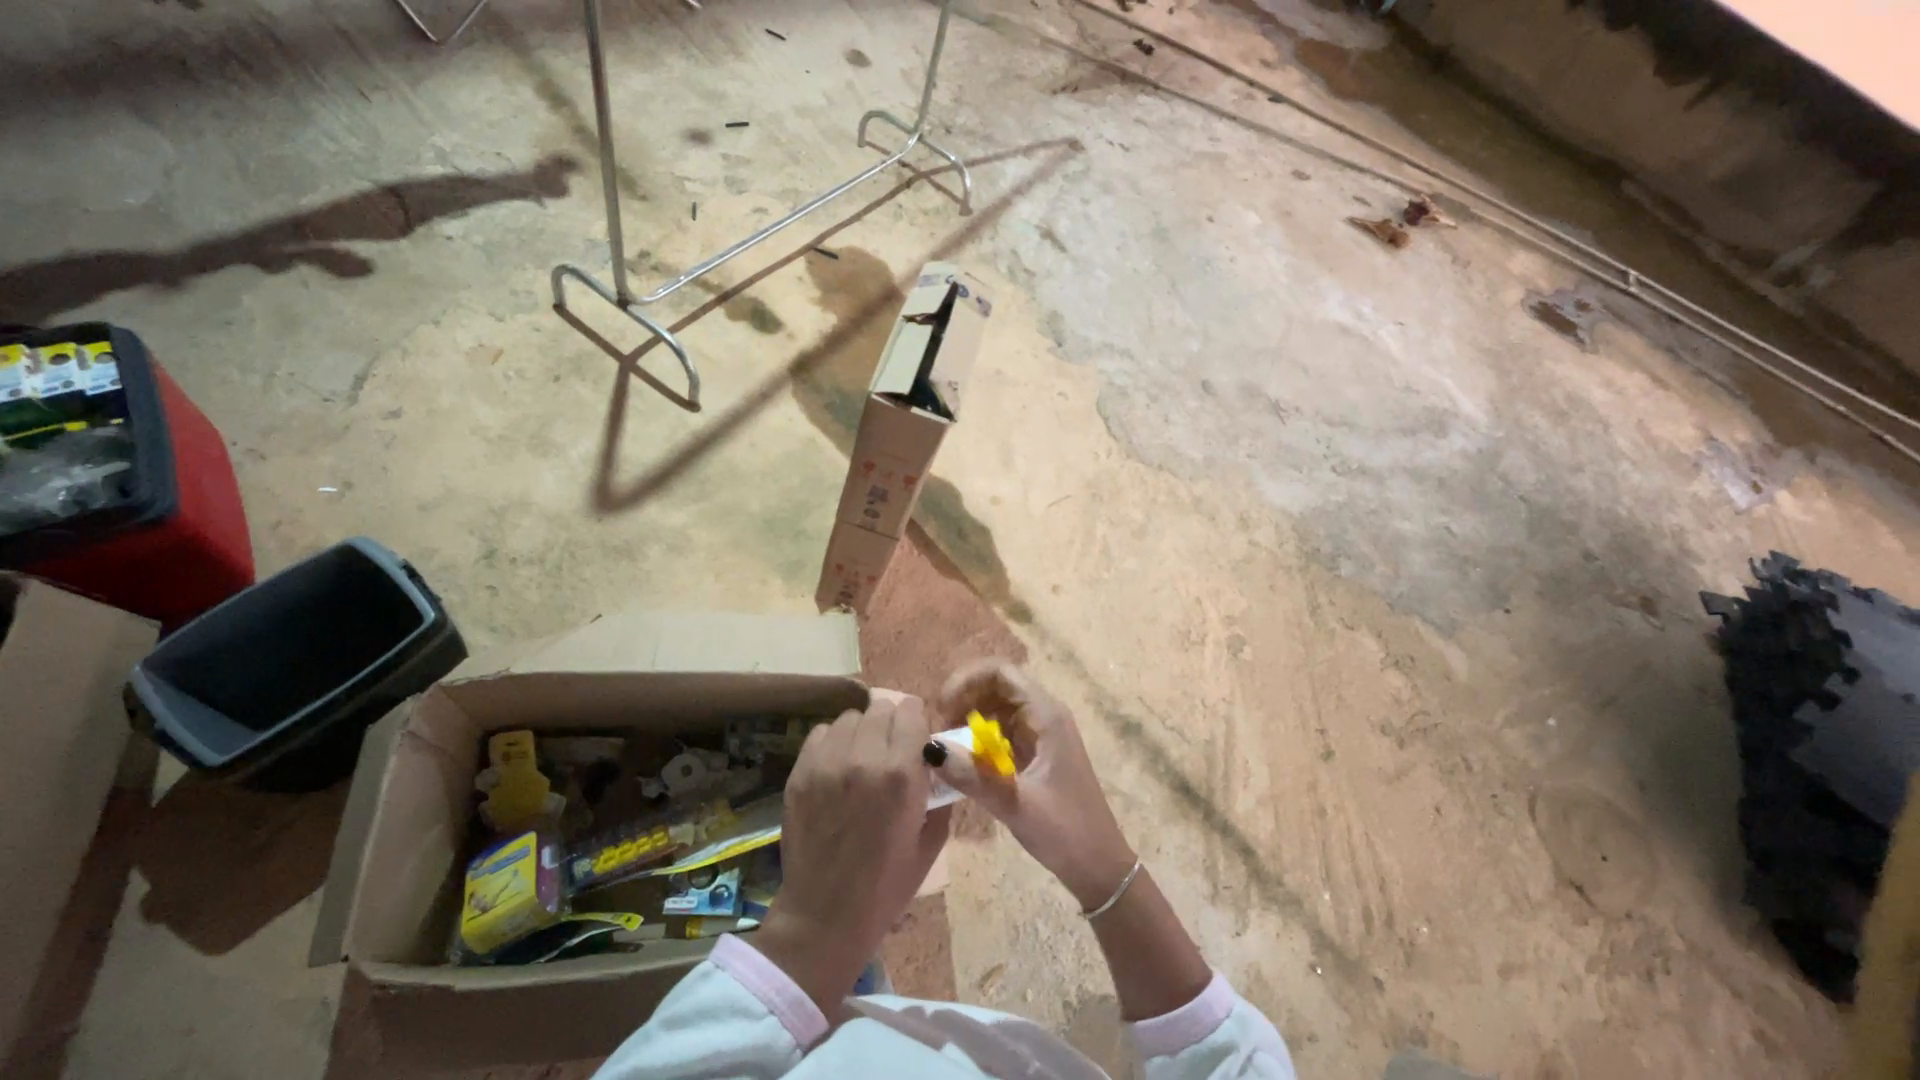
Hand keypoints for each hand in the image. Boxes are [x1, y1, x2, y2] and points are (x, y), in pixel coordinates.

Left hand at [756, 697, 950, 1010]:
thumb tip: (936, 762)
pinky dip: (835, 742)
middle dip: (892, 724)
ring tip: (863, 758)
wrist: (826, 914)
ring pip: (850, 717)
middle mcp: (864, 759)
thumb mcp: (931, 841)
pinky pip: (822, 733)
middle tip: (892, 751)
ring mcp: (826, 764)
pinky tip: (838, 767)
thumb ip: (939, 793)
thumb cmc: (887, 885)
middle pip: (881, 708)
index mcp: (902, 775)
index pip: (912, 711)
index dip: (918, 723)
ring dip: (863, 731)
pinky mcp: (799, 773)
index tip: (917, 740)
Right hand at [936, 661, 1136, 910]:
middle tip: (938, 728)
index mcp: (1046, 716)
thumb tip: (929, 750)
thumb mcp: (1014, 804)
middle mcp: (1044, 716)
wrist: (1098, 865)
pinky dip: (978, 739)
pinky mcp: (1035, 755)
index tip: (940, 707)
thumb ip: (972, 776)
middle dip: (963, 699)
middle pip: (996, 686)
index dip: (965, 680)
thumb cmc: (1065, 831)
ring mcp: (1041, 735)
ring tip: (944, 745)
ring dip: (968, 719)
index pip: (1000, 672)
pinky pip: (1001, 733)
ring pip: (997, 709)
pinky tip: (962, 761)